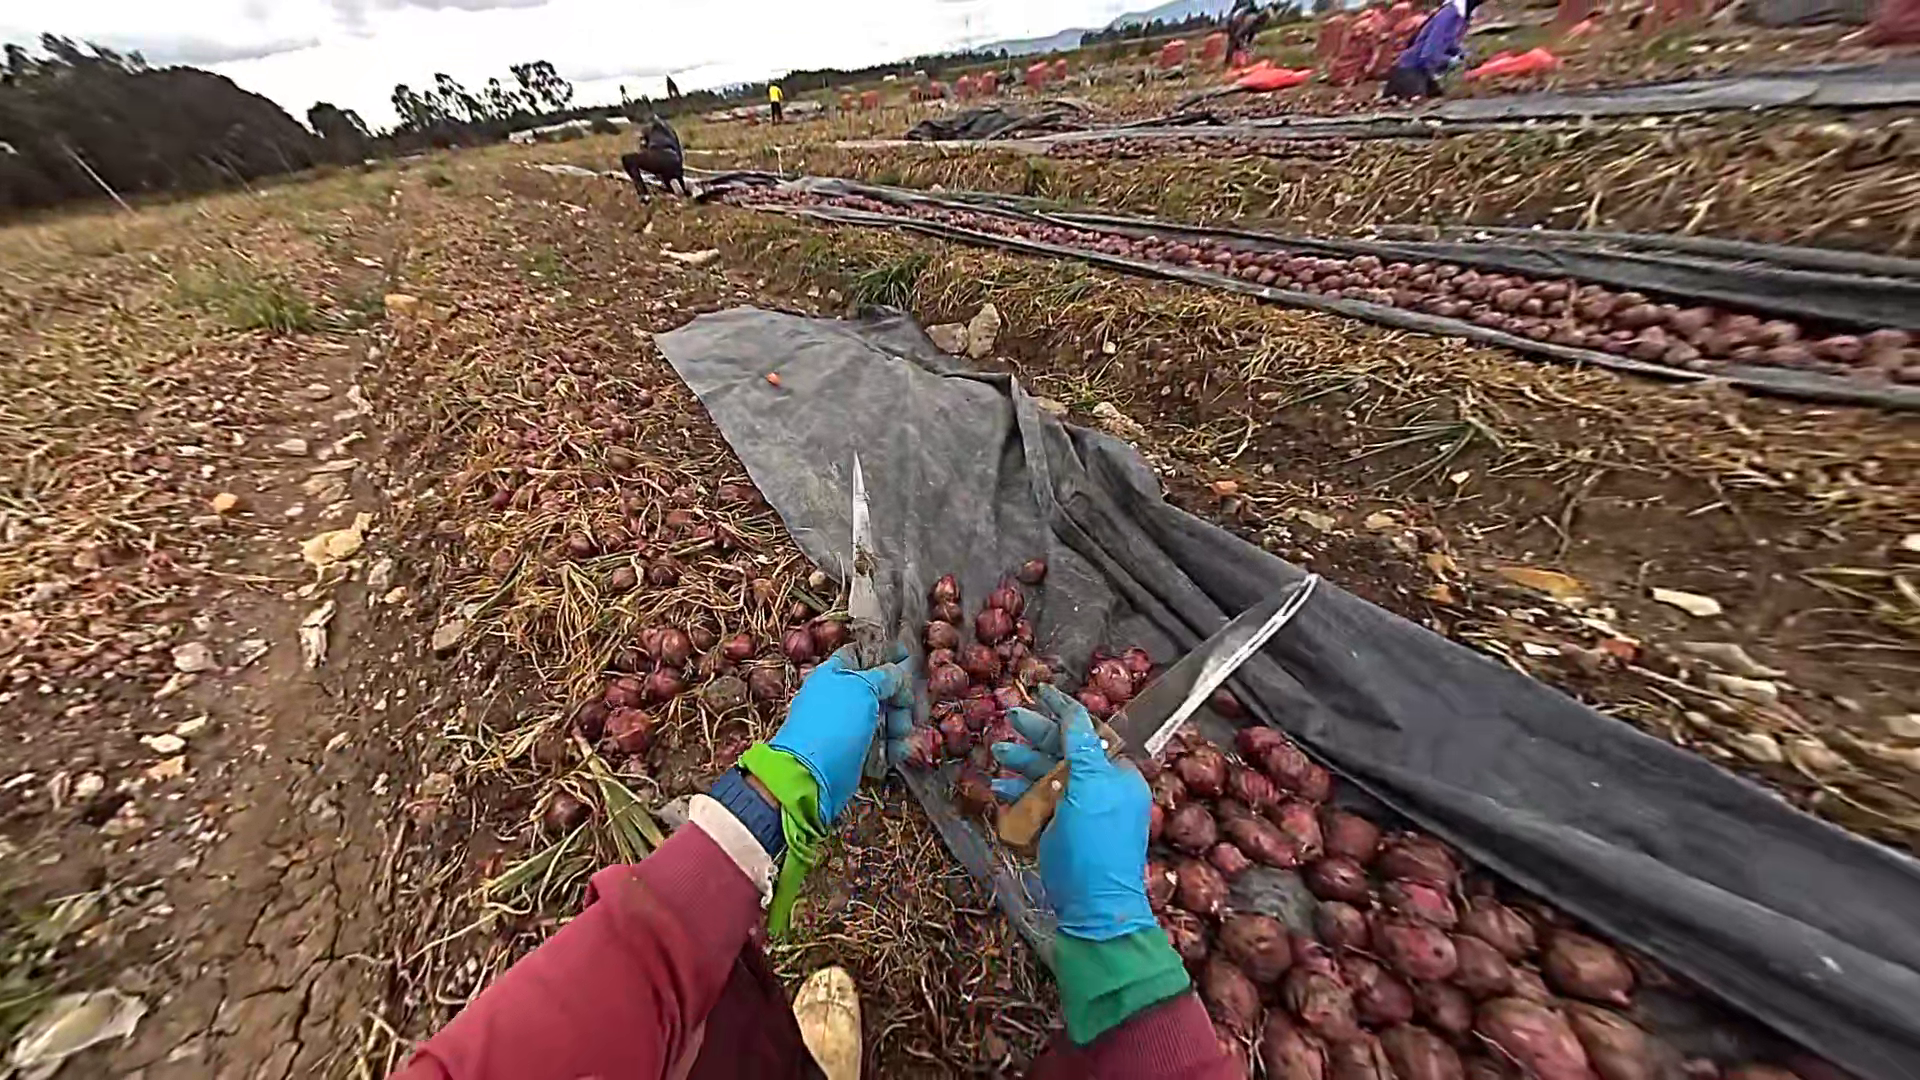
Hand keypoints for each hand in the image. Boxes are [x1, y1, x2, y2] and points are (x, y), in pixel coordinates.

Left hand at [770, 644, 910, 821]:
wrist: (811, 776)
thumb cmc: (835, 722)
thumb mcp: (863, 687)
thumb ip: (885, 675)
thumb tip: (898, 673)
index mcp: (834, 674)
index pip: (861, 654)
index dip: (884, 653)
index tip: (906, 655)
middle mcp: (839, 697)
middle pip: (879, 688)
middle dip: (898, 696)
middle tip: (909, 708)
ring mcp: (846, 726)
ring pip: (883, 716)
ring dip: (898, 723)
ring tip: (900, 734)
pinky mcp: (854, 752)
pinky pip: (880, 743)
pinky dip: (892, 746)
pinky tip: (897, 752)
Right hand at [992, 685, 1156, 940]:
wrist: (1092, 908)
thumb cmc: (1096, 841)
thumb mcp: (1090, 787)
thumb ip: (1081, 746)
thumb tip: (1074, 712)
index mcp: (1114, 774)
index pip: (1088, 731)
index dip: (1064, 711)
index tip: (1041, 692)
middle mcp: (1096, 786)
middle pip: (1062, 748)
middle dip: (1036, 733)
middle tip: (1010, 716)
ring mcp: (1075, 806)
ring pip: (1045, 772)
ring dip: (1021, 761)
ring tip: (998, 750)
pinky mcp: (1056, 826)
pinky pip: (1035, 799)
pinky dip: (1017, 791)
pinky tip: (998, 786)